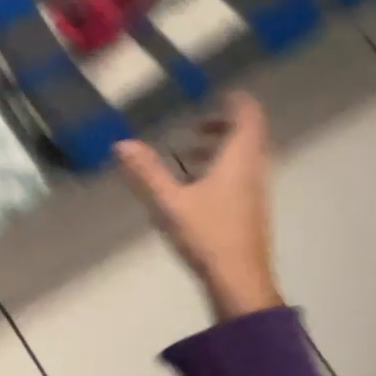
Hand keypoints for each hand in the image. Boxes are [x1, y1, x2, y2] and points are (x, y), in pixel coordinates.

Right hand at [113, 91, 284, 320]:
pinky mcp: (249, 211)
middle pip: (248, 137)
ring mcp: (254, 192)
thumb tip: (121, 144)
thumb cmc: (208, 235)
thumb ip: (146, 172)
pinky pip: (239, 177)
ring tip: (187, 156)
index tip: (217, 94)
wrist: (240, 281)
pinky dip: (220, 170)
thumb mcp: (169, 202)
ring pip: (244, 159)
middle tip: (194, 127)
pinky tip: (193, 188)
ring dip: (220, 150)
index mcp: (239, 161)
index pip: (248, 118)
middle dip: (223, 126)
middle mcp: (253, 171)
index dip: (236, 102)